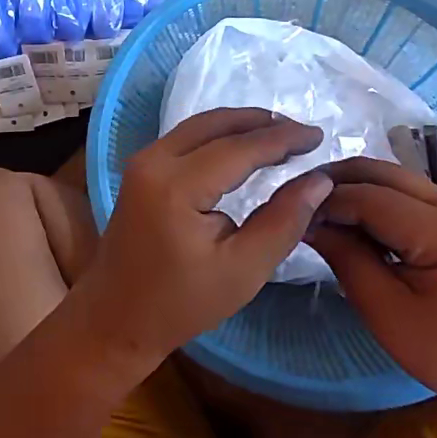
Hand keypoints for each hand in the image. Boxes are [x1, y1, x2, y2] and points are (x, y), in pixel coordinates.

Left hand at [75, 108, 332, 364]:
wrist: (117, 315)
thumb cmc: (181, 301)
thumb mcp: (243, 269)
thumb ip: (283, 220)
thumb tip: (319, 180)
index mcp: (175, 185)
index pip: (238, 148)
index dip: (282, 138)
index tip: (320, 136)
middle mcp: (152, 162)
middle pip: (212, 125)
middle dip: (260, 122)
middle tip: (303, 132)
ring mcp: (140, 163)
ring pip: (195, 128)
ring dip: (237, 126)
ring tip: (280, 134)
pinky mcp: (138, 172)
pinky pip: (182, 140)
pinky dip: (215, 137)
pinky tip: (241, 148)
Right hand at [307, 157, 436, 423]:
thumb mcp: (385, 310)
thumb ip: (344, 256)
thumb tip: (303, 220)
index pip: (365, 196)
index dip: (320, 201)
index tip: (284, 216)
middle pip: (378, 172)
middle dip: (330, 182)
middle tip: (292, 205)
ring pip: (389, 178)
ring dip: (348, 188)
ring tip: (313, 213)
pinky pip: (403, 194)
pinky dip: (368, 199)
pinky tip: (347, 222)